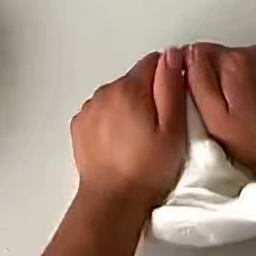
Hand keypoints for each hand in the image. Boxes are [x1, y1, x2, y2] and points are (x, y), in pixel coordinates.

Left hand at [71, 49, 187, 208]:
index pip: (153, 62)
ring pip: (115, 96)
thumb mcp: (173, 128)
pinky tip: (120, 143)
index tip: (175, 100)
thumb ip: (171, 86)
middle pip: (133, 80)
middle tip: (159, 127)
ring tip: (139, 139)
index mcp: (128, 89)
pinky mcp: (80, 126)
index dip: (169, 77)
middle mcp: (104, 93)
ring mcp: (88, 110)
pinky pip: (100, 113)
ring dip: (127, 108)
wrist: (112, 199)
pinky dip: (110, 122)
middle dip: (147, 95)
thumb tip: (171, 55)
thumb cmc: (146, 169)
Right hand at [187, 43, 255, 197]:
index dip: (188, 74)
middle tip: (218, 109)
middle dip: (213, 78)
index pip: (195, 51)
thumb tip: (186, 56)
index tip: (193, 96)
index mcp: (233, 62)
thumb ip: (196, 80)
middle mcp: (255, 53)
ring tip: (240, 110)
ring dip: (234, 81)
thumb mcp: (214, 117)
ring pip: (240, 63)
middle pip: (218, 56)